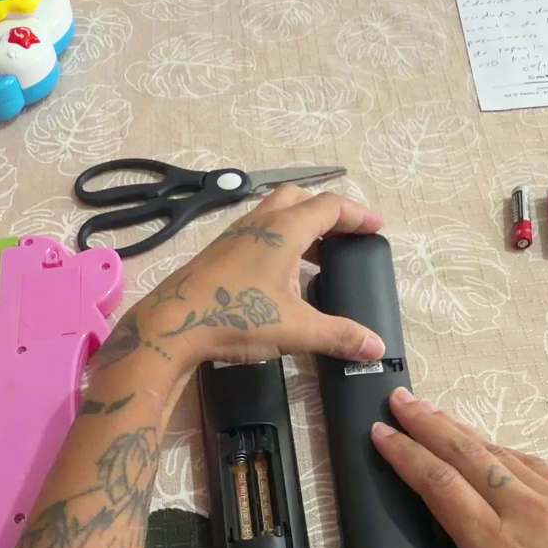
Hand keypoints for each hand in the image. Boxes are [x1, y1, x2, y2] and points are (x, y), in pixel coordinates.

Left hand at [90, 186, 386, 379]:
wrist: (171, 326)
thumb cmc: (233, 317)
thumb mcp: (296, 329)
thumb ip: (339, 336)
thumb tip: (376, 347)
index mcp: (284, 230)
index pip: (330, 207)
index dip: (357, 215)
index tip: (375, 228)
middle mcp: (258, 224)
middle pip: (299, 200)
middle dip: (326, 213)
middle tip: (343, 238)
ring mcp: (233, 237)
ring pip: (273, 216)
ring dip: (299, 229)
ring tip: (315, 261)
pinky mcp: (216, 255)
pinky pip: (255, 236)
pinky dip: (276, 245)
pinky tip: (278, 279)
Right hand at [357, 387, 547, 547]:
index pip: (438, 485)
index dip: (404, 455)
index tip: (377, 433)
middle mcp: (524, 512)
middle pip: (464, 453)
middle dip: (425, 423)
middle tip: (395, 400)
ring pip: (497, 452)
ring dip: (458, 428)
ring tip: (429, 412)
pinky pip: (528, 463)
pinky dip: (496, 447)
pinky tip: (490, 448)